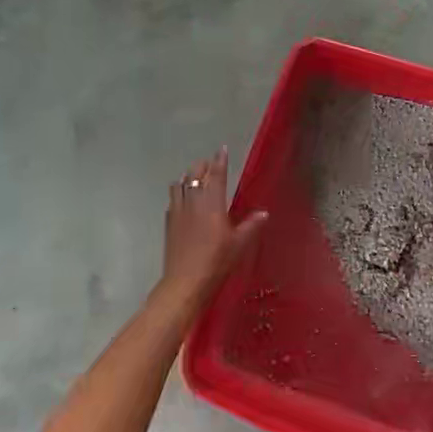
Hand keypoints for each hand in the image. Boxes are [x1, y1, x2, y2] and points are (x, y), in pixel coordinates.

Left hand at [160, 148, 266, 299]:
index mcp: (213, 203)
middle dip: (203, 166)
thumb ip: (251, 225)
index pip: (216, 175)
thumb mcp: (239, 244)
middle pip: (196, 174)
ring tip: (196, 178)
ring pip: (180, 183)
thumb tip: (263, 213)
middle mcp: (193, 201)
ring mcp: (178, 210)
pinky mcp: (168, 222)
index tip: (221, 150)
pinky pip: (173, 199)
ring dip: (189, 177)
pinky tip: (183, 200)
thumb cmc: (217, 262)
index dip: (220, 161)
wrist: (185, 281)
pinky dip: (179, 192)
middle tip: (210, 165)